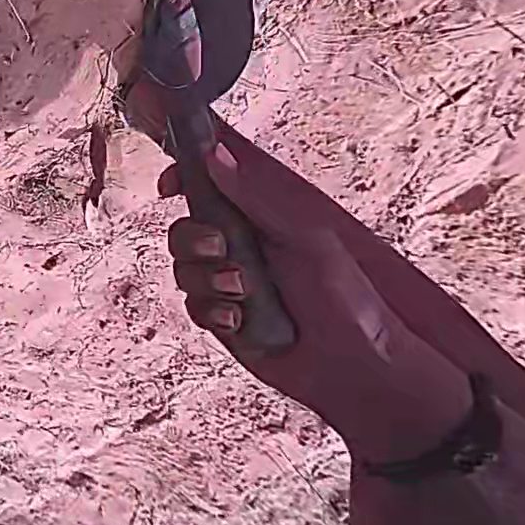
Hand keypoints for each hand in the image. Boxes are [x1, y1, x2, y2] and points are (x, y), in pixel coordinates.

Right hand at [161, 129, 473, 462]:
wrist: (354, 369)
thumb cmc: (346, 299)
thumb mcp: (302, 237)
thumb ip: (253, 196)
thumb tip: (215, 154)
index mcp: (256, 219)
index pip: (206, 188)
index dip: (182, 181)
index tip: (169, 187)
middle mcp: (236, 248)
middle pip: (182, 230)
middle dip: (194, 241)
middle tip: (221, 250)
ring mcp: (225, 284)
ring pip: (183, 270)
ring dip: (208, 281)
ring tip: (243, 293)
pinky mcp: (220, 318)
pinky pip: (193, 306)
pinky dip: (214, 312)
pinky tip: (242, 321)